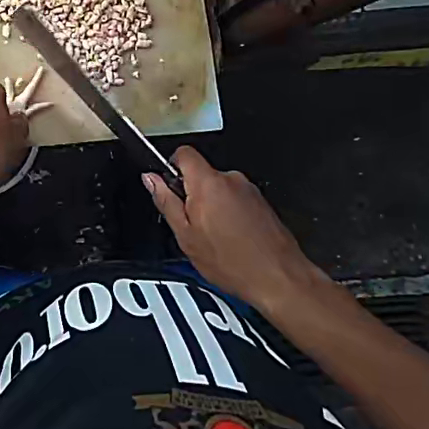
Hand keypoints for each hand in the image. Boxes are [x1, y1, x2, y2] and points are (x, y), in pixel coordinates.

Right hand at [144, 146, 325, 312]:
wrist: (276, 275)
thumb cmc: (235, 262)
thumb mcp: (186, 236)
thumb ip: (166, 202)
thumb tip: (151, 180)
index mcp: (208, 183)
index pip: (183, 153)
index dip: (171, 166)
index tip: (168, 184)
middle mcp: (231, 179)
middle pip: (201, 173)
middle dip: (192, 195)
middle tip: (191, 224)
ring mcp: (248, 189)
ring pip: (219, 188)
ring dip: (212, 207)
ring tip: (215, 238)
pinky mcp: (260, 200)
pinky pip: (235, 199)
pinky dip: (229, 214)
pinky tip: (231, 239)